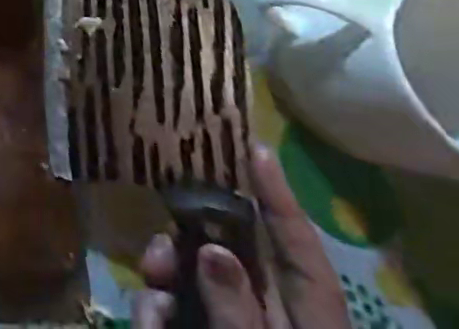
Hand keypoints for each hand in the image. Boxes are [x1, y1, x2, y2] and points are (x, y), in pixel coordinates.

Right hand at [132, 145, 349, 328]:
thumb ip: (237, 311)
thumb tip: (210, 247)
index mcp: (309, 323)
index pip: (300, 253)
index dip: (280, 200)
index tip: (256, 147)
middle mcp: (272, 318)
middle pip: (229, 257)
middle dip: (187, 243)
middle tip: (160, 250)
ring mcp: (231, 327)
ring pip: (191, 279)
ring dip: (163, 278)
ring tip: (153, 300)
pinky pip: (173, 311)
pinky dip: (155, 314)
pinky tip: (149, 324)